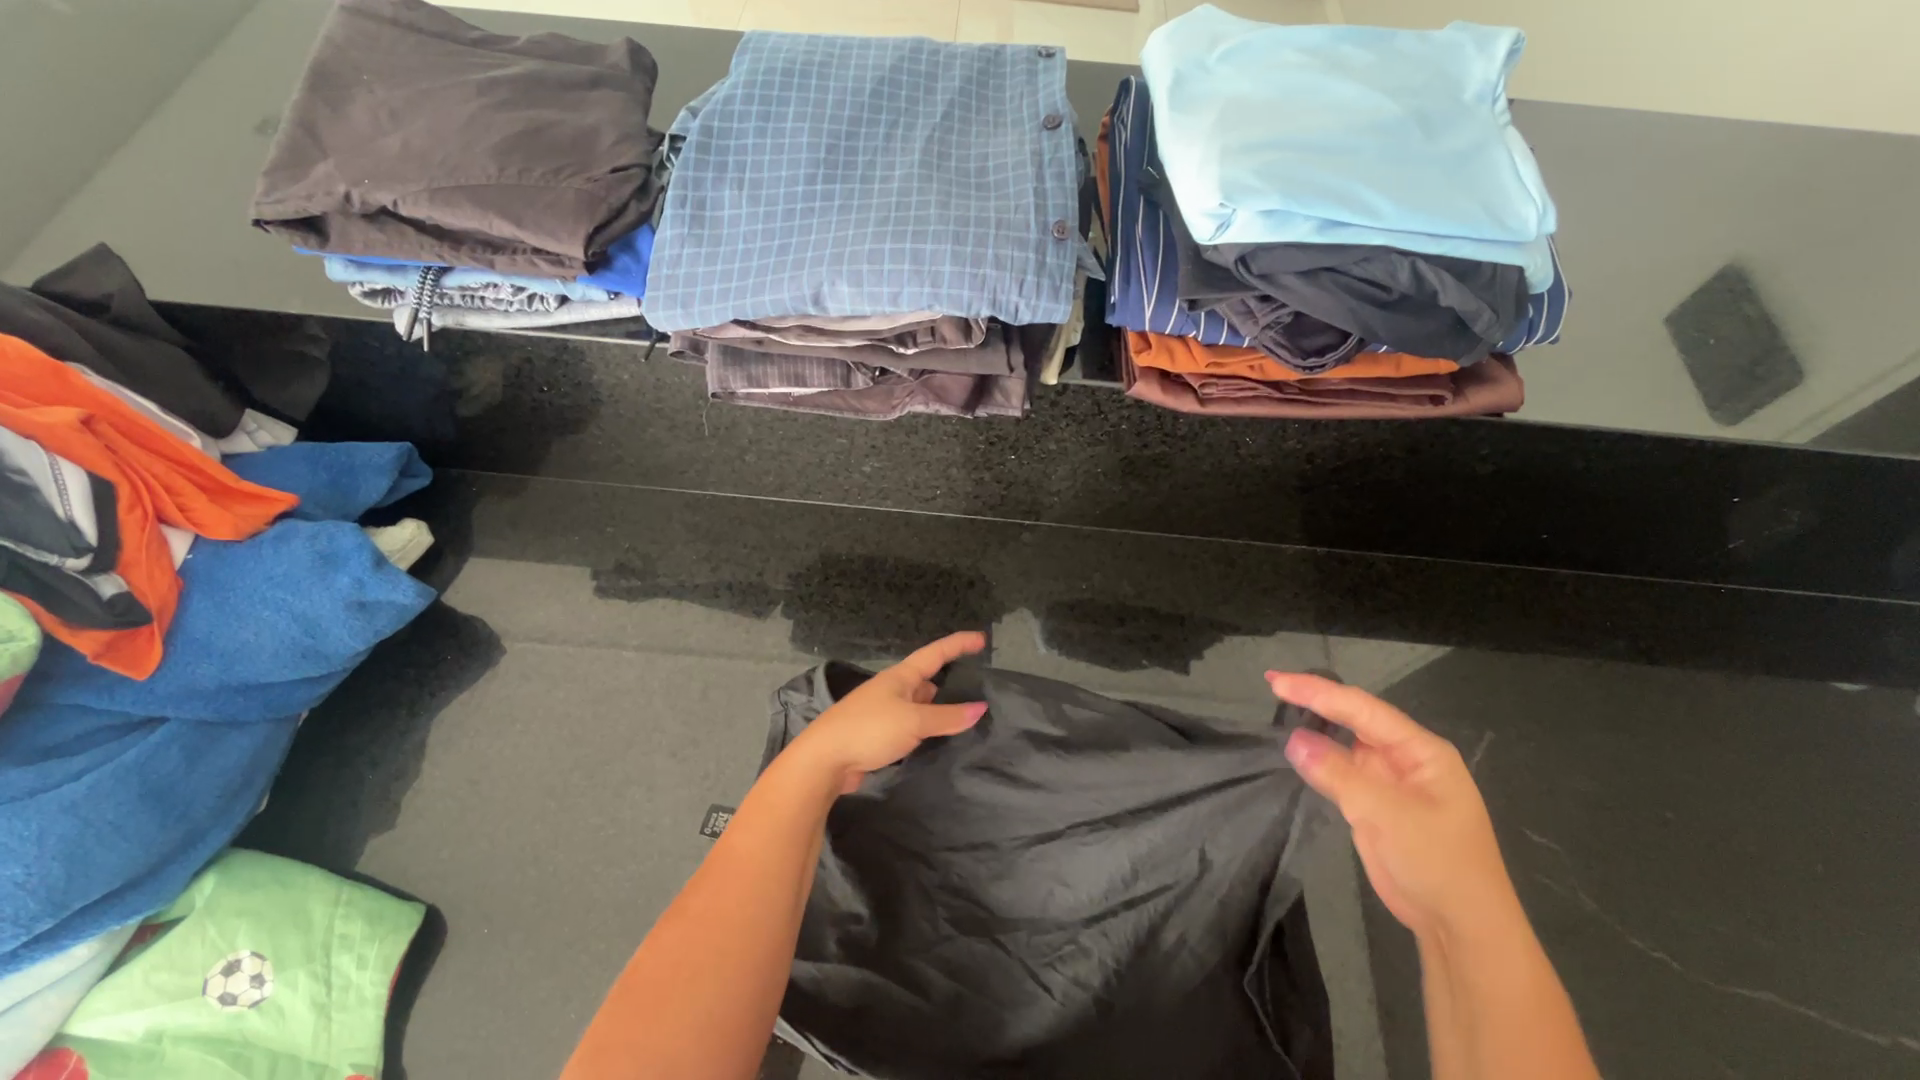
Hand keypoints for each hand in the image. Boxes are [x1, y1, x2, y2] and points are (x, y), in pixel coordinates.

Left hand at [788, 632, 988, 793]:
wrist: (824, 760)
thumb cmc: (869, 729)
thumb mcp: (914, 721)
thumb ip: (948, 716)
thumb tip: (980, 708)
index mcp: (900, 677)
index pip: (935, 653)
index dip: (958, 644)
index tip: (981, 639)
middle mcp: (892, 690)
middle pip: (928, 681)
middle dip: (952, 684)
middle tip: (980, 693)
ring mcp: (884, 713)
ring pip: (920, 707)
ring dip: (940, 712)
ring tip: (967, 721)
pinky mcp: (878, 736)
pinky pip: (911, 728)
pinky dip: (927, 731)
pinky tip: (939, 742)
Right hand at [1267, 672, 1515, 941]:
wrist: (1461, 926)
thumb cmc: (1438, 863)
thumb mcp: (1387, 815)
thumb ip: (1338, 774)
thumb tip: (1293, 740)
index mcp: (1422, 751)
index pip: (1363, 710)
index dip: (1319, 692)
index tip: (1277, 683)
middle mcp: (1406, 760)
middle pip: (1356, 721)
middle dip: (1317, 702)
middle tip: (1274, 686)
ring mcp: (1391, 784)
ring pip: (1347, 746)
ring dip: (1317, 729)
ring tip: (1279, 710)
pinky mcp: (1376, 808)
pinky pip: (1343, 774)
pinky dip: (1319, 761)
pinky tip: (1298, 752)